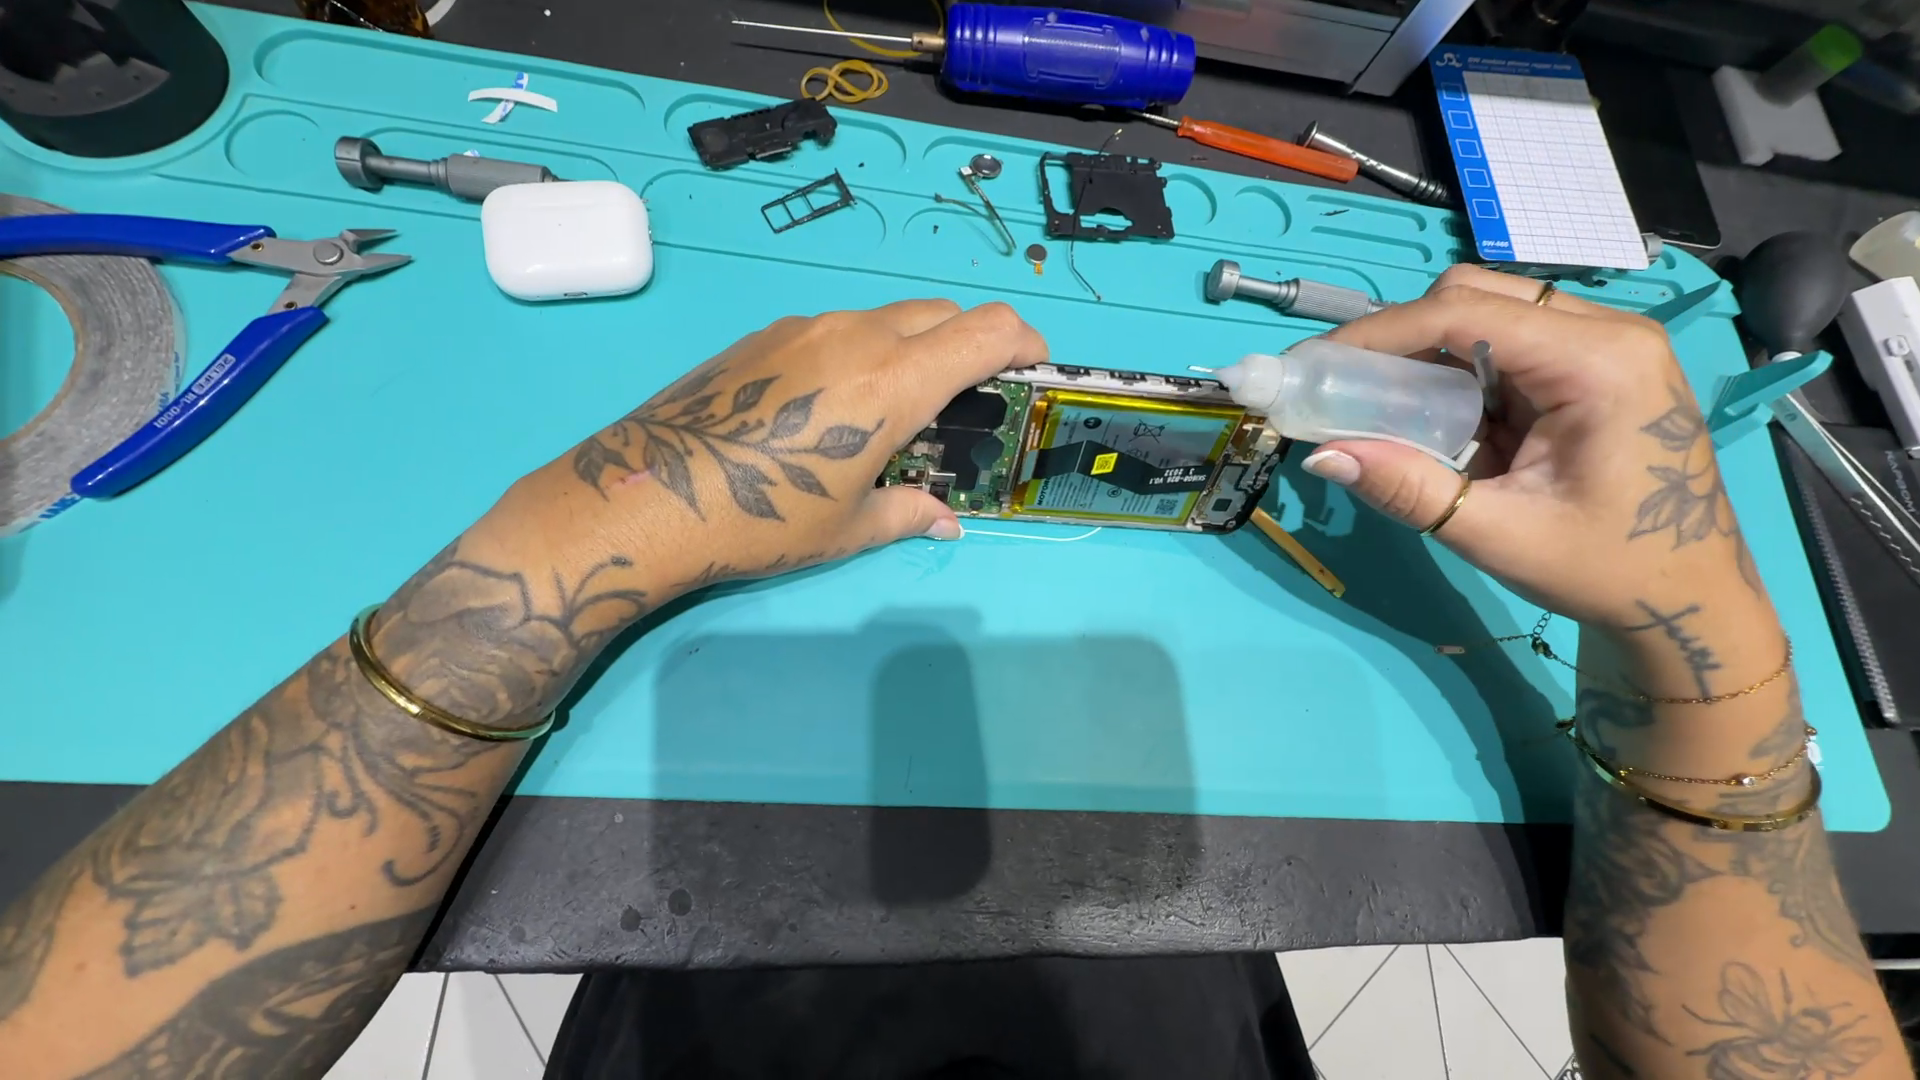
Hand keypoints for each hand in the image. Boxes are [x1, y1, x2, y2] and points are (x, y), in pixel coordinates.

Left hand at [485, 300, 1048, 592]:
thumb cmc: (763, 520)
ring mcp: (807, 326)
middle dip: (975, 346)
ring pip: (892, 316)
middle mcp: (857, 335)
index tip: (1031, 371)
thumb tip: (946, 523)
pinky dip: (868, 350)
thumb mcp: (850, 528)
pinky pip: (842, 326)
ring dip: (918, 347)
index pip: (989, 330)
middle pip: (945, 313)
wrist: (647, 494)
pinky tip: (836, 405)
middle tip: (968, 401)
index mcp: (894, 382)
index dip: (1026, 343)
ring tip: (899, 409)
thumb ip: (912, 513)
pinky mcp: (768, 333)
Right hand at [1301, 265, 1764, 627]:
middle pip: (1472, 296)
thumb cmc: (1604, 568)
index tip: (1315, 363)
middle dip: (1396, 337)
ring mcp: (1597, 347)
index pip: (1463, 312)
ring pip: (1480, 315)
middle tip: (1343, 386)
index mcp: (1598, 362)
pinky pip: (1495, 347)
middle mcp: (1604, 334)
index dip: (1379, 332)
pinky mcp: (1582, 368)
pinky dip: (1445, 374)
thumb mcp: (1496, 534)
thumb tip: (1320, 456)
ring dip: (1420, 355)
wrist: (1685, 595)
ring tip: (1375, 403)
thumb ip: (1407, 489)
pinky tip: (1425, 418)